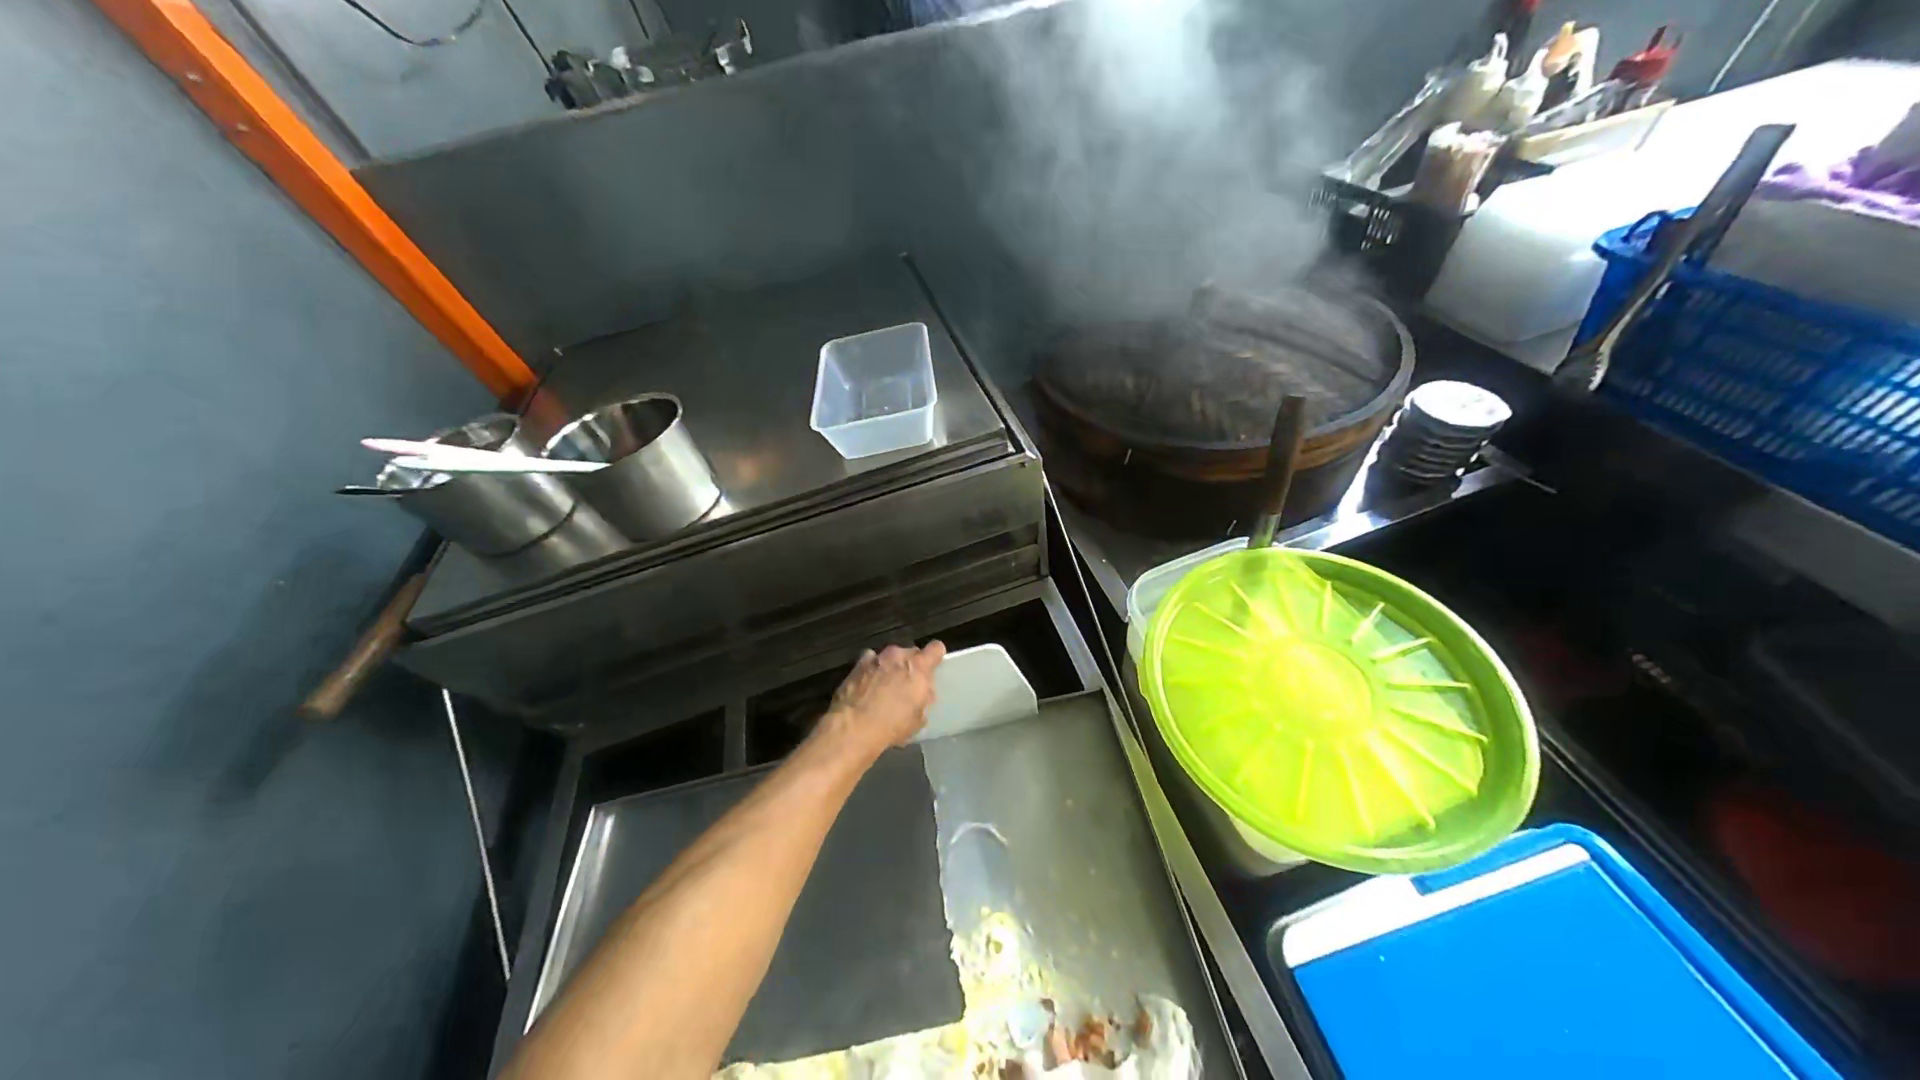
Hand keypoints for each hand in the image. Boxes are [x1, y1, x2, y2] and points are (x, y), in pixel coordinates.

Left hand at [817, 641, 945, 758]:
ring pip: (890, 656)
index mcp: (918, 667)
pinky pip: (870, 661)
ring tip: (884, 687)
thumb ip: (925, 698)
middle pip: (911, 652)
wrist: (854, 727)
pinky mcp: (857, 664)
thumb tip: (924, 691)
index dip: (935, 657)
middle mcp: (898, 655)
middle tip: (906, 685)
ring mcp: (876, 657)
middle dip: (911, 666)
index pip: (936, 648)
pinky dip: (871, 669)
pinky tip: (867, 685)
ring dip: (890, 667)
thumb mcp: (919, 718)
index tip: (931, 669)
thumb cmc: (892, 725)